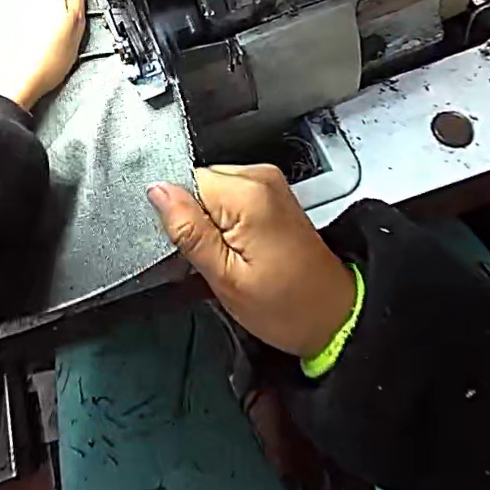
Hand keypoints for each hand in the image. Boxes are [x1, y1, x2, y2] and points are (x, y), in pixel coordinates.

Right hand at [148, 165, 356, 357]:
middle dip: (194, 218)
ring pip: (211, 189)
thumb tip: (158, 192)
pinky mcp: (271, 192)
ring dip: (209, 221)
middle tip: (211, 258)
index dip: (179, 215)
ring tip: (230, 255)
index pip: (185, 181)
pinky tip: (239, 247)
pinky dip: (225, 219)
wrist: (331, 312)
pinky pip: (229, 195)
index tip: (188, 245)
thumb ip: (188, 230)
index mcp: (248, 194)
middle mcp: (260, 177)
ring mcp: (268, 182)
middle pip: (198, 182)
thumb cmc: (287, 304)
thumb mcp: (224, 278)